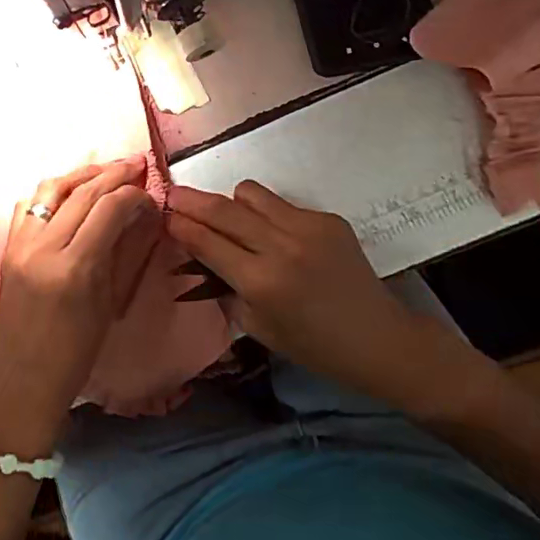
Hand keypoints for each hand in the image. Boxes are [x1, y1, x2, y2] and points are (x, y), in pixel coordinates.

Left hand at [0, 160, 161, 453]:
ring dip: (81, 174)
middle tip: (136, 163)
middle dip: (113, 173)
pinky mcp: (7, 248)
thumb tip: (141, 213)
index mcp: (75, 268)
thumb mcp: (109, 302)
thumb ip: (123, 250)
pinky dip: (53, 191)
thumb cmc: (77, 350)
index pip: (109, 209)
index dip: (134, 194)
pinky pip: (29, 205)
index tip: (151, 194)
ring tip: (105, 170)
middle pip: (82, 192)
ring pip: (51, 189)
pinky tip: (71, 191)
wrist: (25, 377)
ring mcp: (19, 245)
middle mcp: (43, 248)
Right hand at [167, 182, 481, 415]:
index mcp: (262, 282)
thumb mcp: (258, 327)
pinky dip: (268, 215)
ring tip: (231, 219)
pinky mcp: (328, 218)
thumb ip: (226, 288)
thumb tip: (202, 258)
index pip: (208, 242)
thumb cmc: (313, 345)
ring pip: (252, 194)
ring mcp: (308, 227)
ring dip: (232, 203)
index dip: (181, 226)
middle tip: (174, 195)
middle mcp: (282, 246)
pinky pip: (282, 205)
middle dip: (193, 201)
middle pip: (224, 210)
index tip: (163, 215)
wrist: (376, 336)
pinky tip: (274, 237)